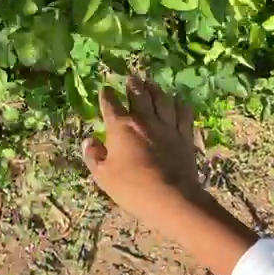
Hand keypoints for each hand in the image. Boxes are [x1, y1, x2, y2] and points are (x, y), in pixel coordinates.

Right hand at [81, 76, 257, 274]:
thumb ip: (94, 156)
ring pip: (162, 100)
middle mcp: (144, 120)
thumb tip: (89, 140)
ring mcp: (167, 126)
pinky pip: (183, 114)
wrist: (171, 196)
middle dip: (133, 85)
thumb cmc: (132, 188)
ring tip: (152, 83)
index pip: (111, 105)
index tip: (105, 89)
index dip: (107, 96)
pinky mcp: (184, 136)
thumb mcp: (103, 176)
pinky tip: (179, 101)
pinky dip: (180, 104)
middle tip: (131, 77)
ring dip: (155, 89)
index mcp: (121, 128)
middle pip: (138, 96)